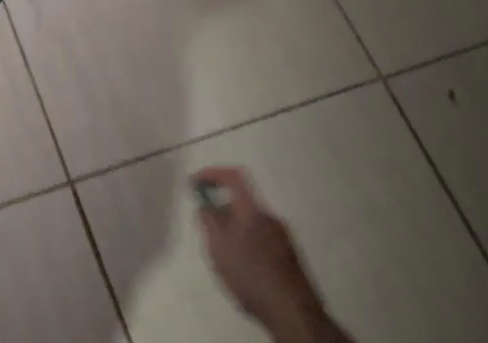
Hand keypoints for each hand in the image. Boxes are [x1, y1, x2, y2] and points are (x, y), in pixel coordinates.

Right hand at [191, 167, 349, 342]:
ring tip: (222, 257)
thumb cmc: (250, 275)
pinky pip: (261, 239)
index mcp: (252, 210)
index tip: (194, 184)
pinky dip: (246, 244)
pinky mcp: (289, 256)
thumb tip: (205, 203)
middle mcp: (271, 217)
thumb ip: (208, 220)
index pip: (233, 176)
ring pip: (250, 223)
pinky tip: (242, 270)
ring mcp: (284, 237)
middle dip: (221, 211)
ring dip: (233, 231)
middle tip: (207, 231)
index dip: (211, 174)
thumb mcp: (218, 247)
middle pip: (241, 202)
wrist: (293, 314)